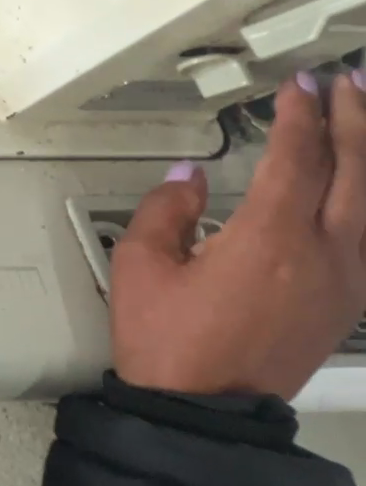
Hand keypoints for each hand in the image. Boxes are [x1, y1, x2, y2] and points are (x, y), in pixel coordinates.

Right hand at [111, 71, 365, 398]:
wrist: (205, 402)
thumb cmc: (165, 332)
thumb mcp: (141, 264)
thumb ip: (167, 211)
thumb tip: (191, 175)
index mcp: (269, 240)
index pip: (295, 161)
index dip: (298, 119)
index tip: (298, 87)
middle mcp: (326, 255)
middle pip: (357, 174)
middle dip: (356, 122)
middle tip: (350, 83)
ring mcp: (349, 279)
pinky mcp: (350, 298)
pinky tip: (364, 183)